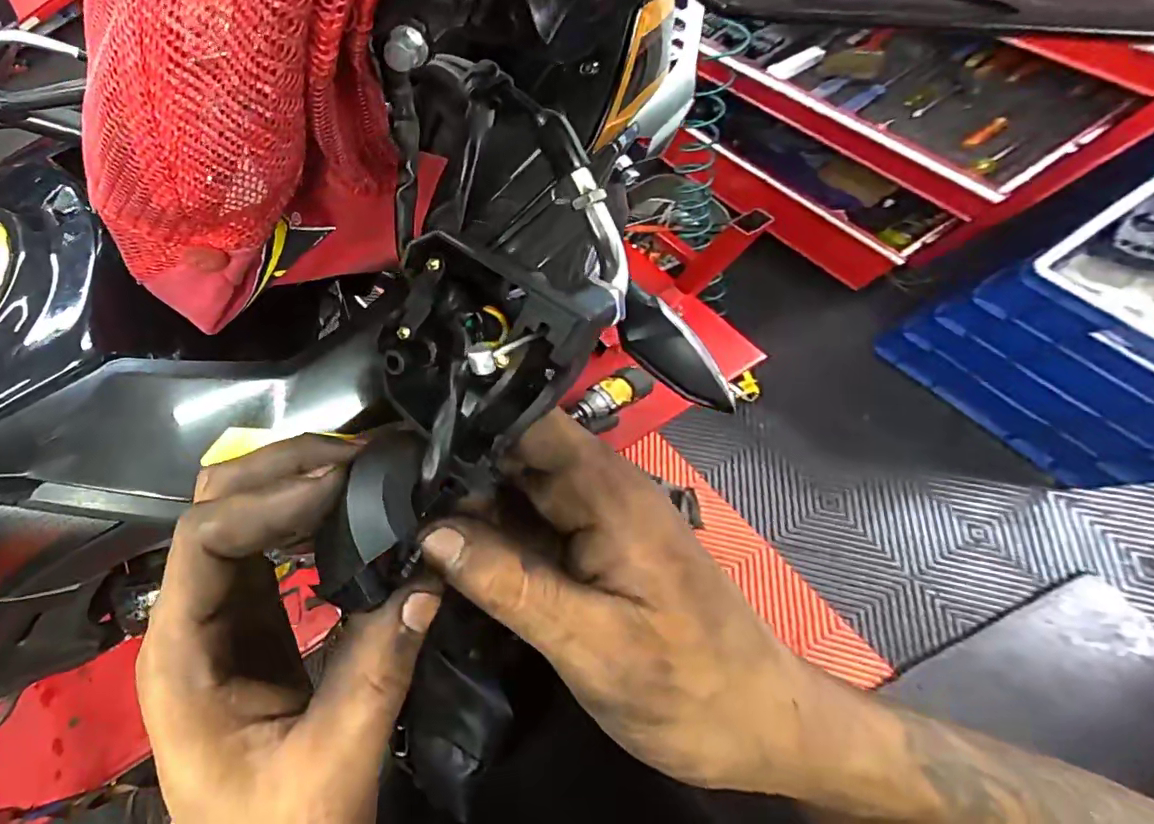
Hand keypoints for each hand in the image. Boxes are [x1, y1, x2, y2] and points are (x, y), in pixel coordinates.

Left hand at [138, 435, 442, 823]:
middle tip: (352, 458)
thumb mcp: (328, 773)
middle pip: (212, 505)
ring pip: (236, 509)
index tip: (338, 487)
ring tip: (353, 467)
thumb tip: (425, 582)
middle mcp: (186, 614)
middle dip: (278, 469)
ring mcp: (216, 608)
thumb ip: (375, 677)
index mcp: (179, 652)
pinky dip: (301, 508)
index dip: (268, 502)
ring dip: (289, 477)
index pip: (203, 538)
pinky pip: (264, 538)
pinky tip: (342, 503)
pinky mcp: (247, 613)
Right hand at [416, 409, 836, 799]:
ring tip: (402, 511)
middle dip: (452, 463)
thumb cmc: (692, 690)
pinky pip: (523, 518)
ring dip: (463, 497)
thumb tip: (431, 534)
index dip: (467, 421)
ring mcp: (590, 514)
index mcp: (607, 491)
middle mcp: (596, 487)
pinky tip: (445, 541)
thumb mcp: (594, 647)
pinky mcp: (584, 541)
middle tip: (389, 484)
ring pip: (512, 485)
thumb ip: (510, 585)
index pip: (527, 423)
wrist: (763, 731)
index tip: (405, 436)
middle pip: (511, 449)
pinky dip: (485, 528)